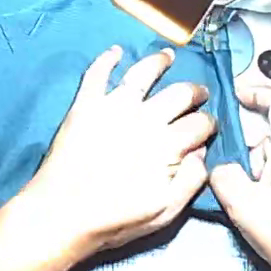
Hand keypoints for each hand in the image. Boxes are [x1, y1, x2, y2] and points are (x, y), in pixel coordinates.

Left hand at [13, 46, 215, 257]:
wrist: (61, 213)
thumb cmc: (114, 219)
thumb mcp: (165, 210)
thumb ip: (190, 179)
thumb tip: (202, 153)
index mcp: (168, 144)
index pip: (200, 124)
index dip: (209, 124)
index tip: (209, 127)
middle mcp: (145, 117)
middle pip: (179, 94)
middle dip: (195, 92)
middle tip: (199, 93)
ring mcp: (113, 107)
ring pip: (142, 74)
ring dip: (159, 62)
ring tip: (168, 57)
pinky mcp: (85, 105)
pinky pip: (97, 74)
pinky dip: (107, 59)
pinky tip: (115, 51)